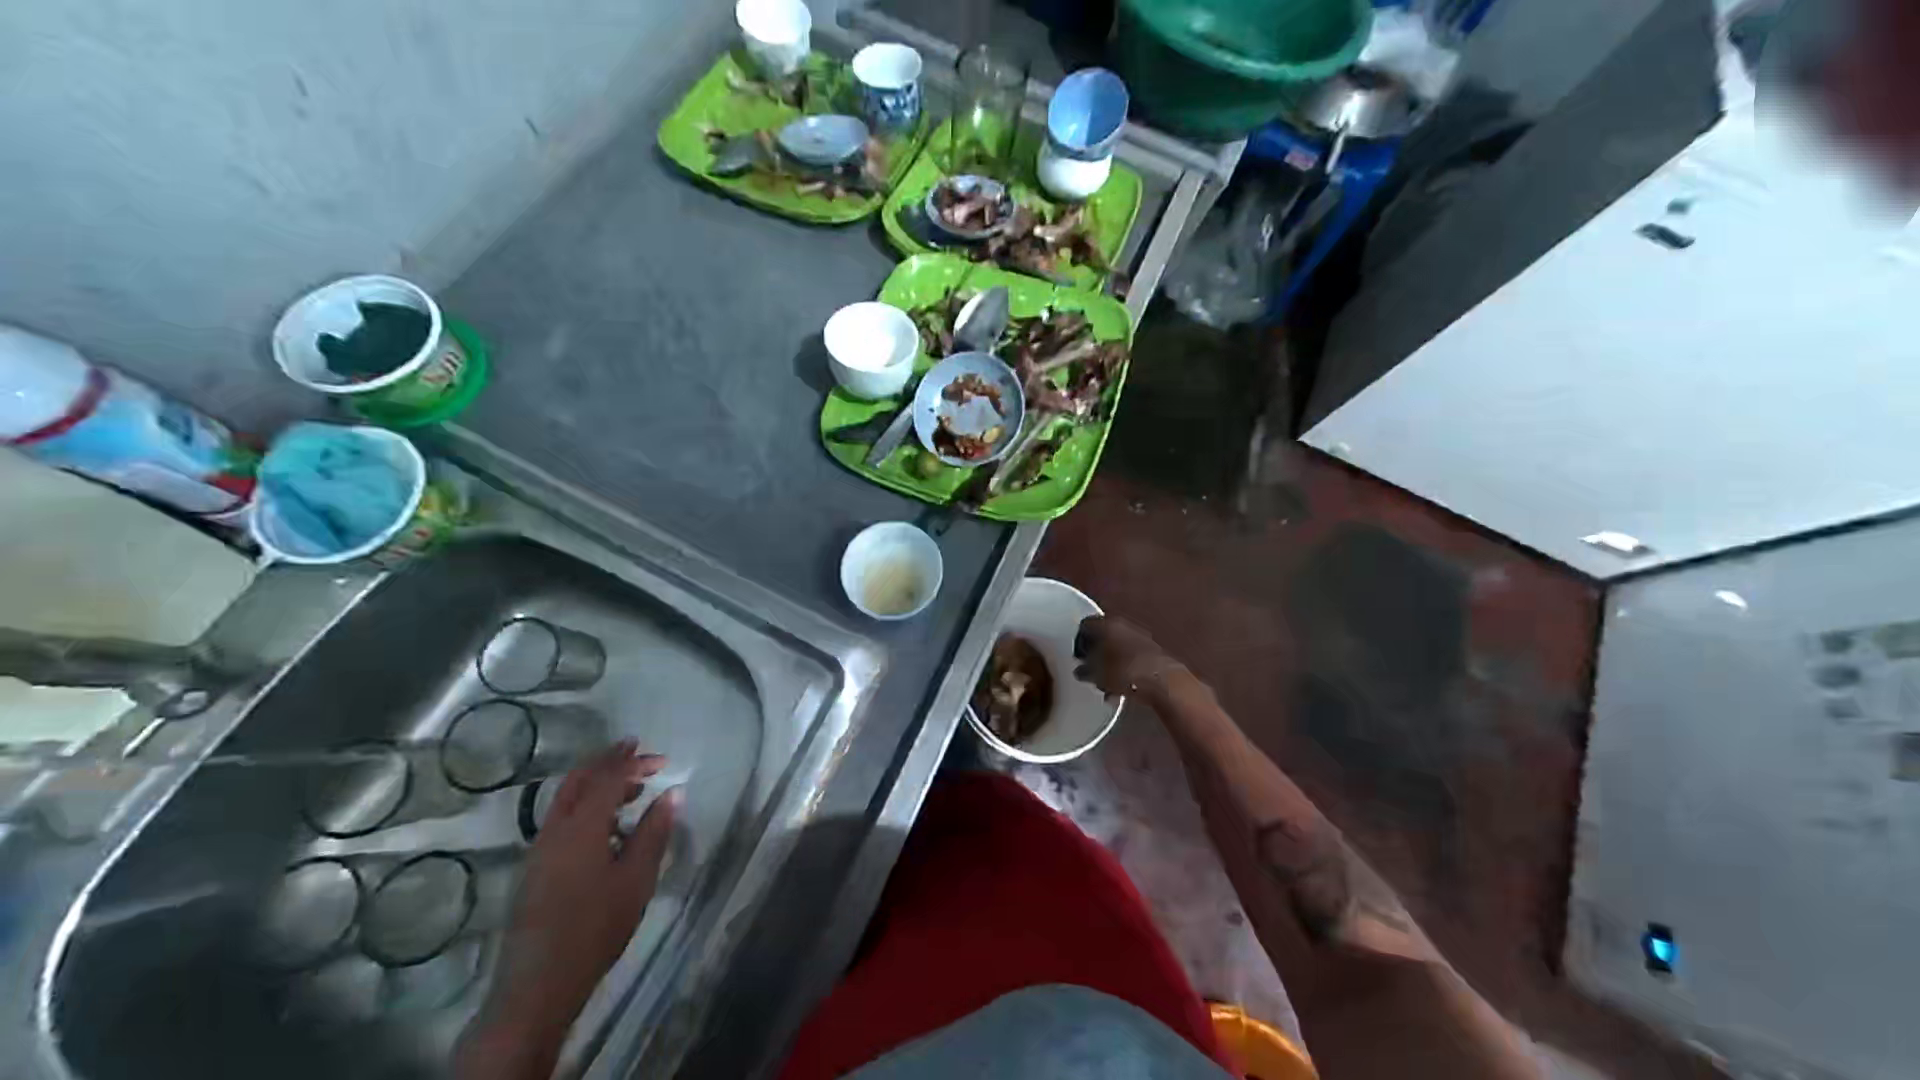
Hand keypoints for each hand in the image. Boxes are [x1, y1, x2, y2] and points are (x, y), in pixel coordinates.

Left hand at [457, 742, 677, 1078]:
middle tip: (636, 749)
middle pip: (578, 780)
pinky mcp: (536, 869)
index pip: (609, 778)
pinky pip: (562, 820)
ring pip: (567, 800)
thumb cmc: (595, 927)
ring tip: (631, 788)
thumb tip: (671, 794)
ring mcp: (540, 850)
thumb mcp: (636, 879)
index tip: (663, 759)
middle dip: (608, 761)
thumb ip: (654, 832)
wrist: (538, 984)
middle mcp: (554, 830)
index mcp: (580, 827)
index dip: (635, 763)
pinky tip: (608, 828)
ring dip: (597, 784)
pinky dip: (586, 807)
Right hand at [1073, 616, 1184, 697]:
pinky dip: (1123, 669)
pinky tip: (1120, 688)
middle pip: (1102, 636)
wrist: (1163, 682)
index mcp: (1106, 624)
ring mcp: (1140, 638)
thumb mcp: (1096, 674)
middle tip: (1090, 669)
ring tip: (1104, 683)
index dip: (1078, 640)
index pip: (1085, 625)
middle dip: (1094, 653)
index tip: (1077, 656)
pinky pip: (1130, 658)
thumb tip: (1081, 671)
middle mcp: (1123, 625)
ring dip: (1109, 663)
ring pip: (1117, 648)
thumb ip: (1084, 670)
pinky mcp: (1151, 652)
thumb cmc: (1123, 672)